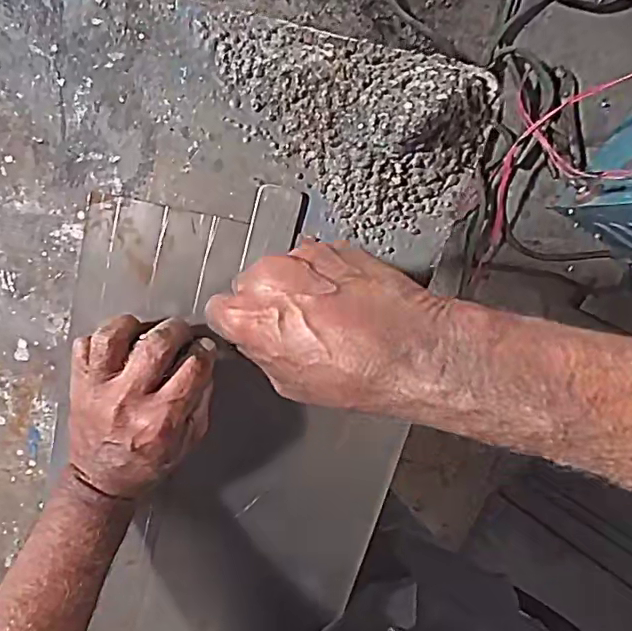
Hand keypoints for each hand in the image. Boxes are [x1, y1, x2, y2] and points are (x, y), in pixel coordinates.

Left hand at [67, 315, 216, 502]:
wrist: (101, 482)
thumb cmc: (145, 466)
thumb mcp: (188, 441)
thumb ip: (200, 402)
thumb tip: (206, 366)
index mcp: (161, 418)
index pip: (192, 367)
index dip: (204, 351)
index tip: (204, 349)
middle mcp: (128, 399)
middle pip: (158, 343)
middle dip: (177, 330)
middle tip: (180, 333)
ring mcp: (99, 389)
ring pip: (114, 334)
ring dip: (135, 325)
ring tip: (145, 330)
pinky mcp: (79, 384)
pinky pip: (85, 344)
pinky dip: (100, 338)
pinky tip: (116, 347)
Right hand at [204, 241, 454, 413]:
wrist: (412, 348)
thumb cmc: (361, 372)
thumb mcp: (291, 384)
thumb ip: (261, 353)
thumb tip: (258, 343)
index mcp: (249, 315)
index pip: (219, 308)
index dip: (237, 322)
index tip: (252, 329)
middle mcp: (270, 277)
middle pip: (250, 284)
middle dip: (267, 302)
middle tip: (297, 327)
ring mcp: (303, 256)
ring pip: (282, 268)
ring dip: (297, 285)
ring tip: (327, 315)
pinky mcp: (334, 246)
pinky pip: (315, 258)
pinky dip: (324, 274)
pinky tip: (344, 300)